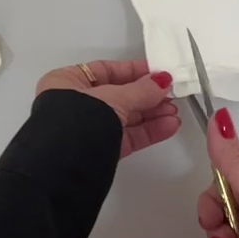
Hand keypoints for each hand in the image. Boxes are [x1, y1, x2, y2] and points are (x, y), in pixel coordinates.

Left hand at [35, 59, 180, 157]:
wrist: (65, 167)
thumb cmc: (74, 126)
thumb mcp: (112, 98)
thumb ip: (140, 90)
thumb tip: (161, 82)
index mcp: (67, 83)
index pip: (105, 71)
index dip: (133, 71)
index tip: (156, 72)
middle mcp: (74, 105)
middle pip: (118, 95)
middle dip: (147, 95)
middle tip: (170, 92)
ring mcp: (87, 130)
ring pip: (125, 118)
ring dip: (151, 114)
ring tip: (173, 110)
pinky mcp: (100, 151)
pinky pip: (127, 137)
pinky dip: (148, 131)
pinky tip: (167, 126)